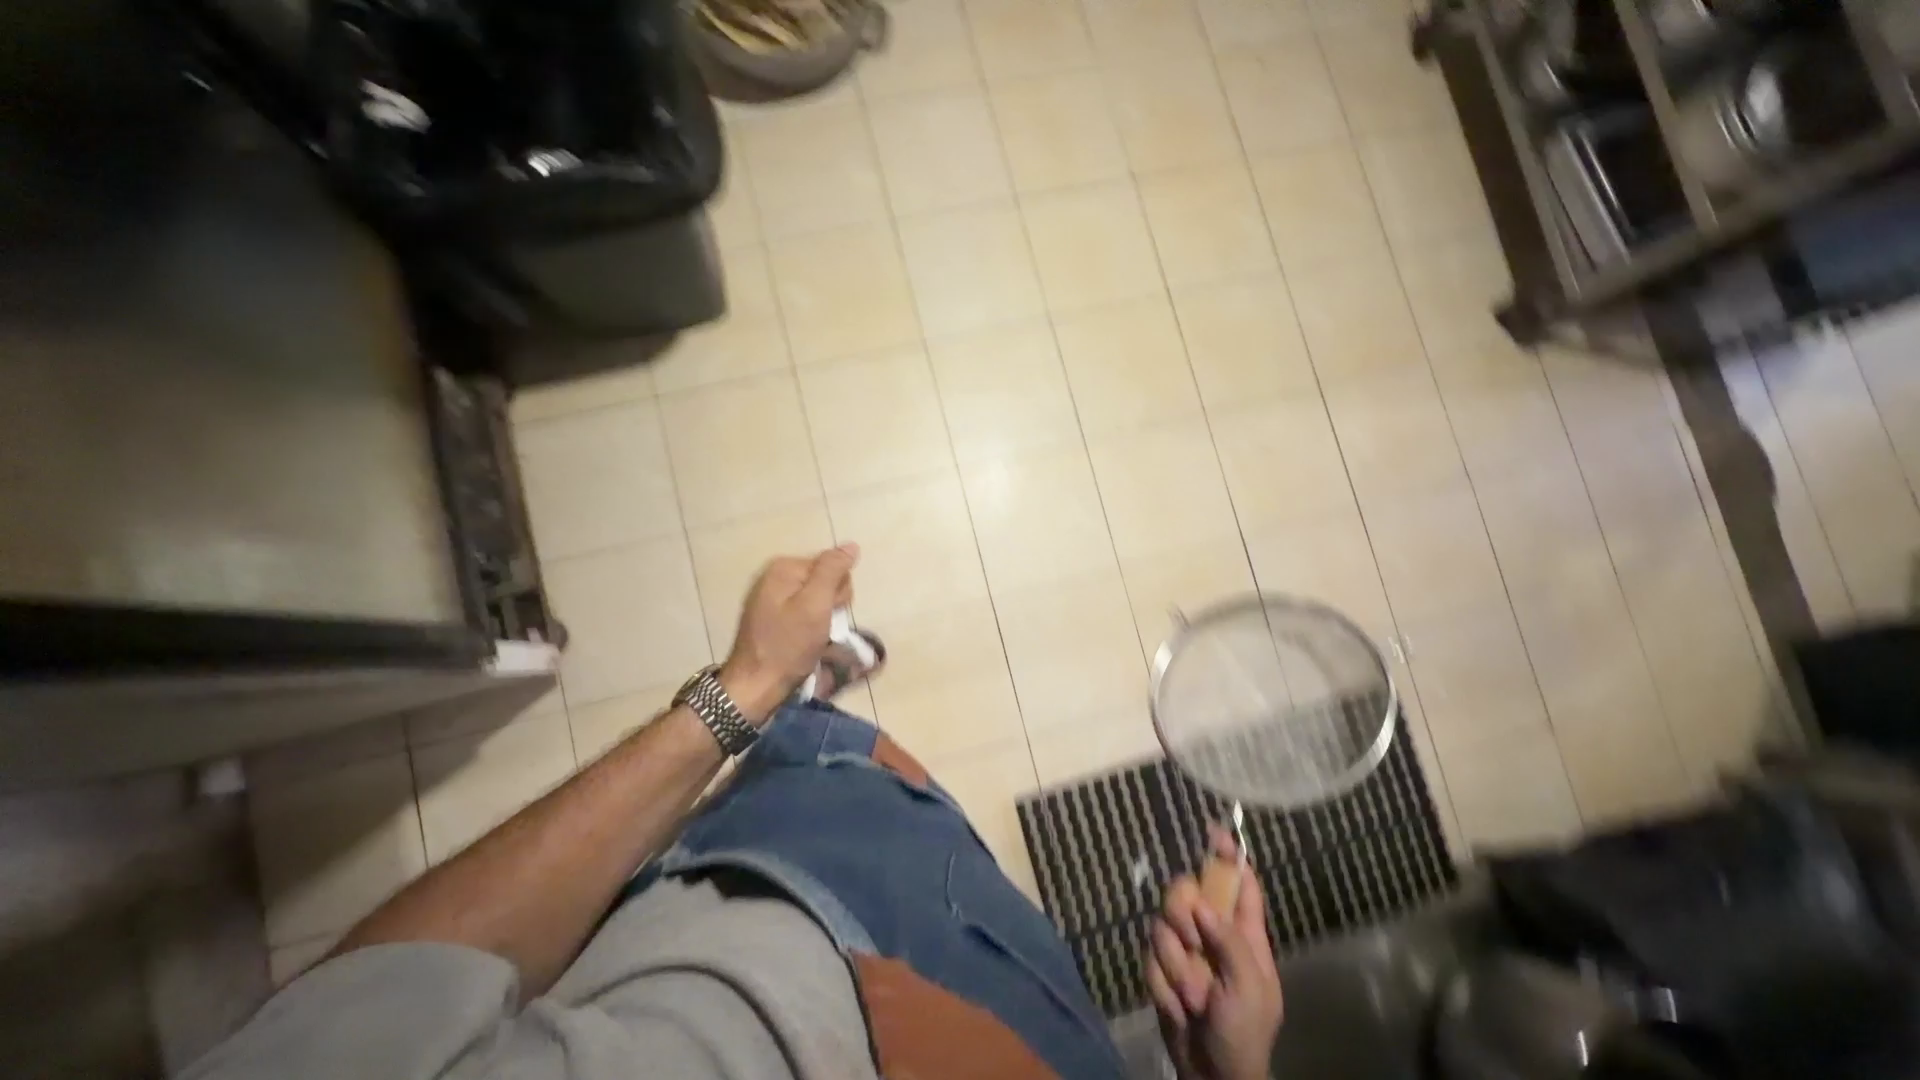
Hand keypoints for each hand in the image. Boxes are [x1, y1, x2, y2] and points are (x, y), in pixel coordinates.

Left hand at [719, 543, 857, 725]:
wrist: (756, 686)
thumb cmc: (788, 647)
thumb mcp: (815, 606)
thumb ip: (832, 571)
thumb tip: (850, 545)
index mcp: (784, 567)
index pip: (832, 565)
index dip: (838, 592)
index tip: (828, 615)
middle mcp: (774, 576)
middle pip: (824, 580)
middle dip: (830, 604)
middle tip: (820, 628)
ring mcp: (771, 597)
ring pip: (816, 599)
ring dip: (822, 618)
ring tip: (812, 638)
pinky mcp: (771, 617)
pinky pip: (803, 612)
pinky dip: (809, 627)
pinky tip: (803, 642)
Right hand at [1145, 830, 1283, 1079]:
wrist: (1212, 1075)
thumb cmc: (1244, 1032)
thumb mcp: (1250, 988)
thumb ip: (1230, 942)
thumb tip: (1202, 904)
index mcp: (1245, 934)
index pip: (1237, 883)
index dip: (1227, 855)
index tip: (1214, 832)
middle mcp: (1211, 933)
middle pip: (1186, 892)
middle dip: (1182, 917)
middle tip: (1192, 943)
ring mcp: (1184, 950)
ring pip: (1162, 925)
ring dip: (1176, 965)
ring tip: (1194, 998)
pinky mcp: (1162, 968)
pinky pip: (1149, 957)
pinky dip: (1162, 984)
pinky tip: (1179, 1006)